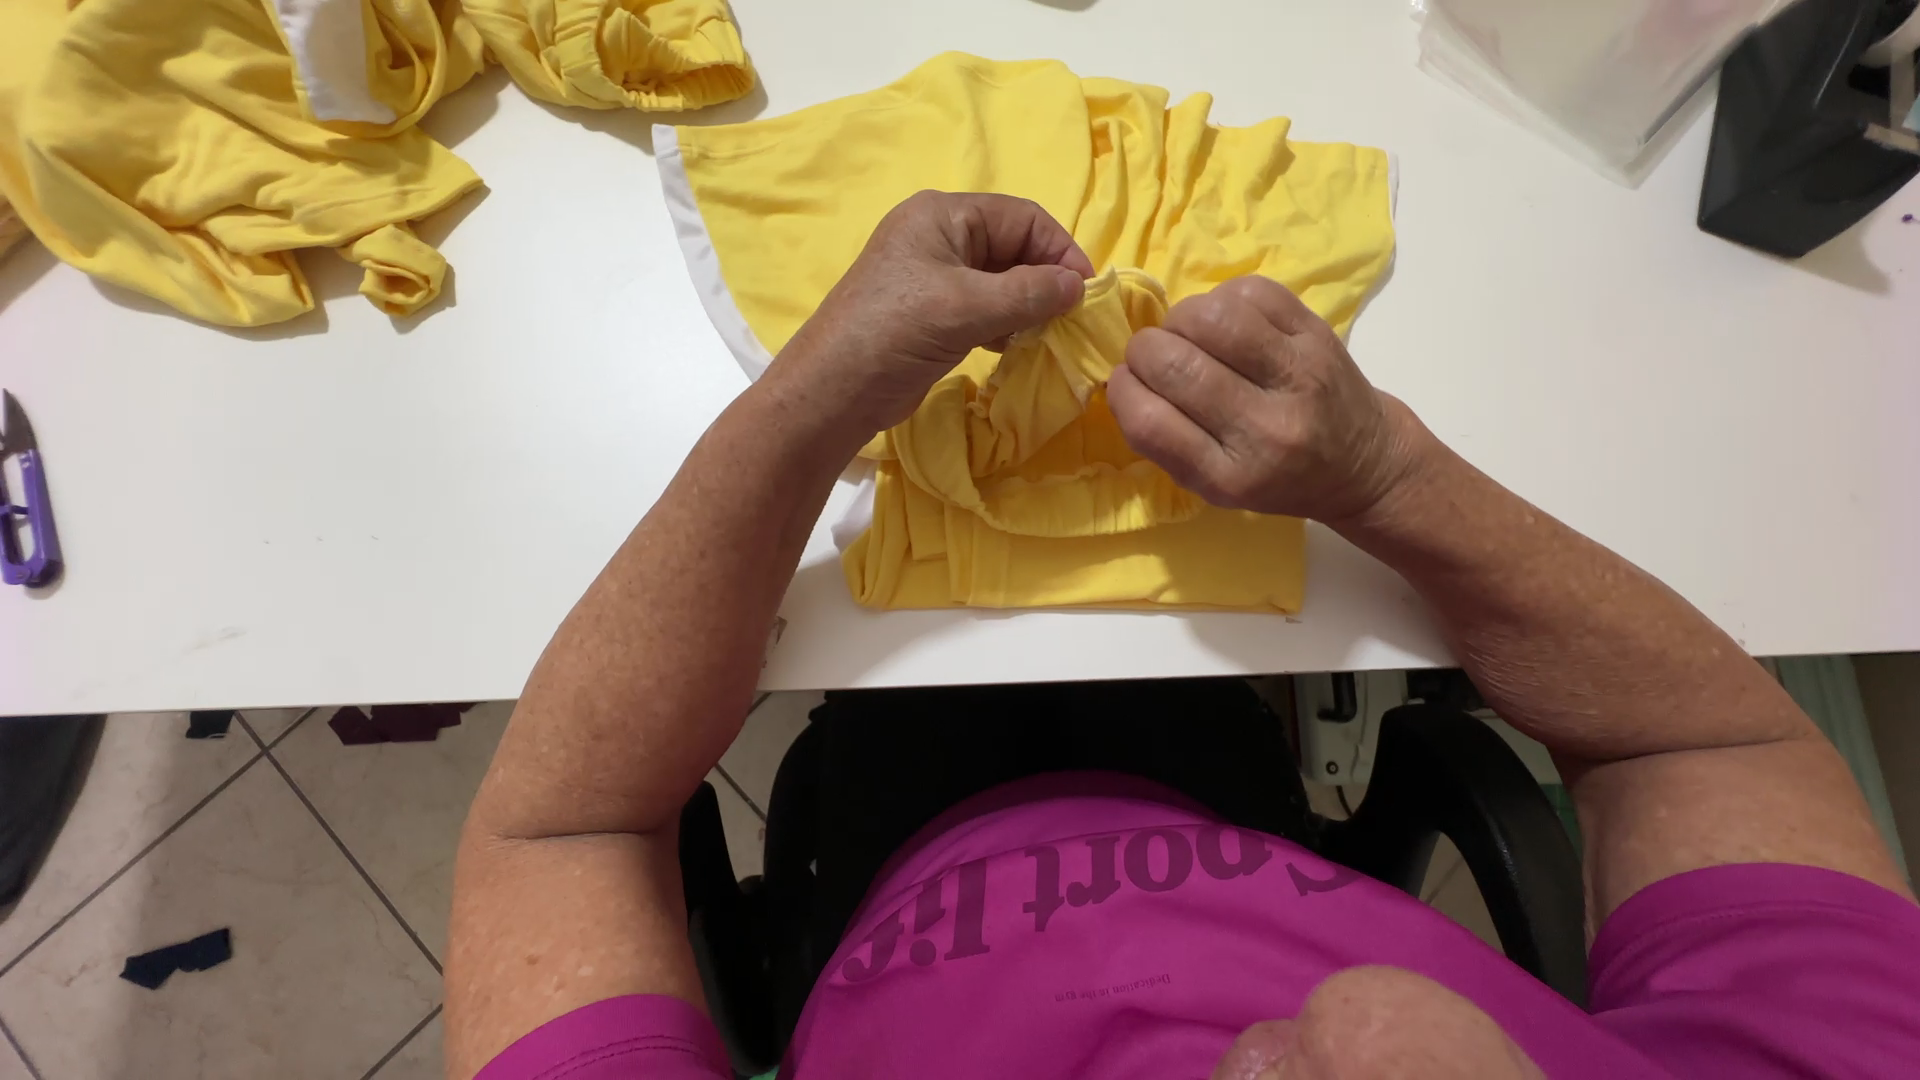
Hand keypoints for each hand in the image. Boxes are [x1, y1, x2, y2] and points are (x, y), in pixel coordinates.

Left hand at [769, 191, 1094, 435]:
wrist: (836, 390)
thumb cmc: (895, 334)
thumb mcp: (966, 307)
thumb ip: (1027, 293)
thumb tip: (1078, 287)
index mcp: (943, 215)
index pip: (1022, 218)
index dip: (1059, 250)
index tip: (1084, 292)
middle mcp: (940, 238)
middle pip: (1012, 248)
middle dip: (1044, 280)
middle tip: (1068, 319)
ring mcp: (934, 278)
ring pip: (1000, 282)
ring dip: (1027, 305)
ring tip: (1044, 335)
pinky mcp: (933, 314)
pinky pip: (984, 308)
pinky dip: (1005, 324)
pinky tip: (1014, 346)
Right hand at [1107, 276, 1423, 524]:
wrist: (1363, 464)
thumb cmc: (1273, 479)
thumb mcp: (1211, 486)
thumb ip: (1163, 441)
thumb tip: (1123, 377)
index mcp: (1228, 477)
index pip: (1150, 423)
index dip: (1121, 392)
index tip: (1124, 384)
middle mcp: (1266, 429)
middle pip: (1174, 365)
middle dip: (1143, 350)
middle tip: (1151, 356)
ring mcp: (1297, 375)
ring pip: (1210, 318)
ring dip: (1179, 319)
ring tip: (1186, 336)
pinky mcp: (1318, 334)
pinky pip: (1249, 292)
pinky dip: (1220, 299)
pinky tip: (1225, 323)